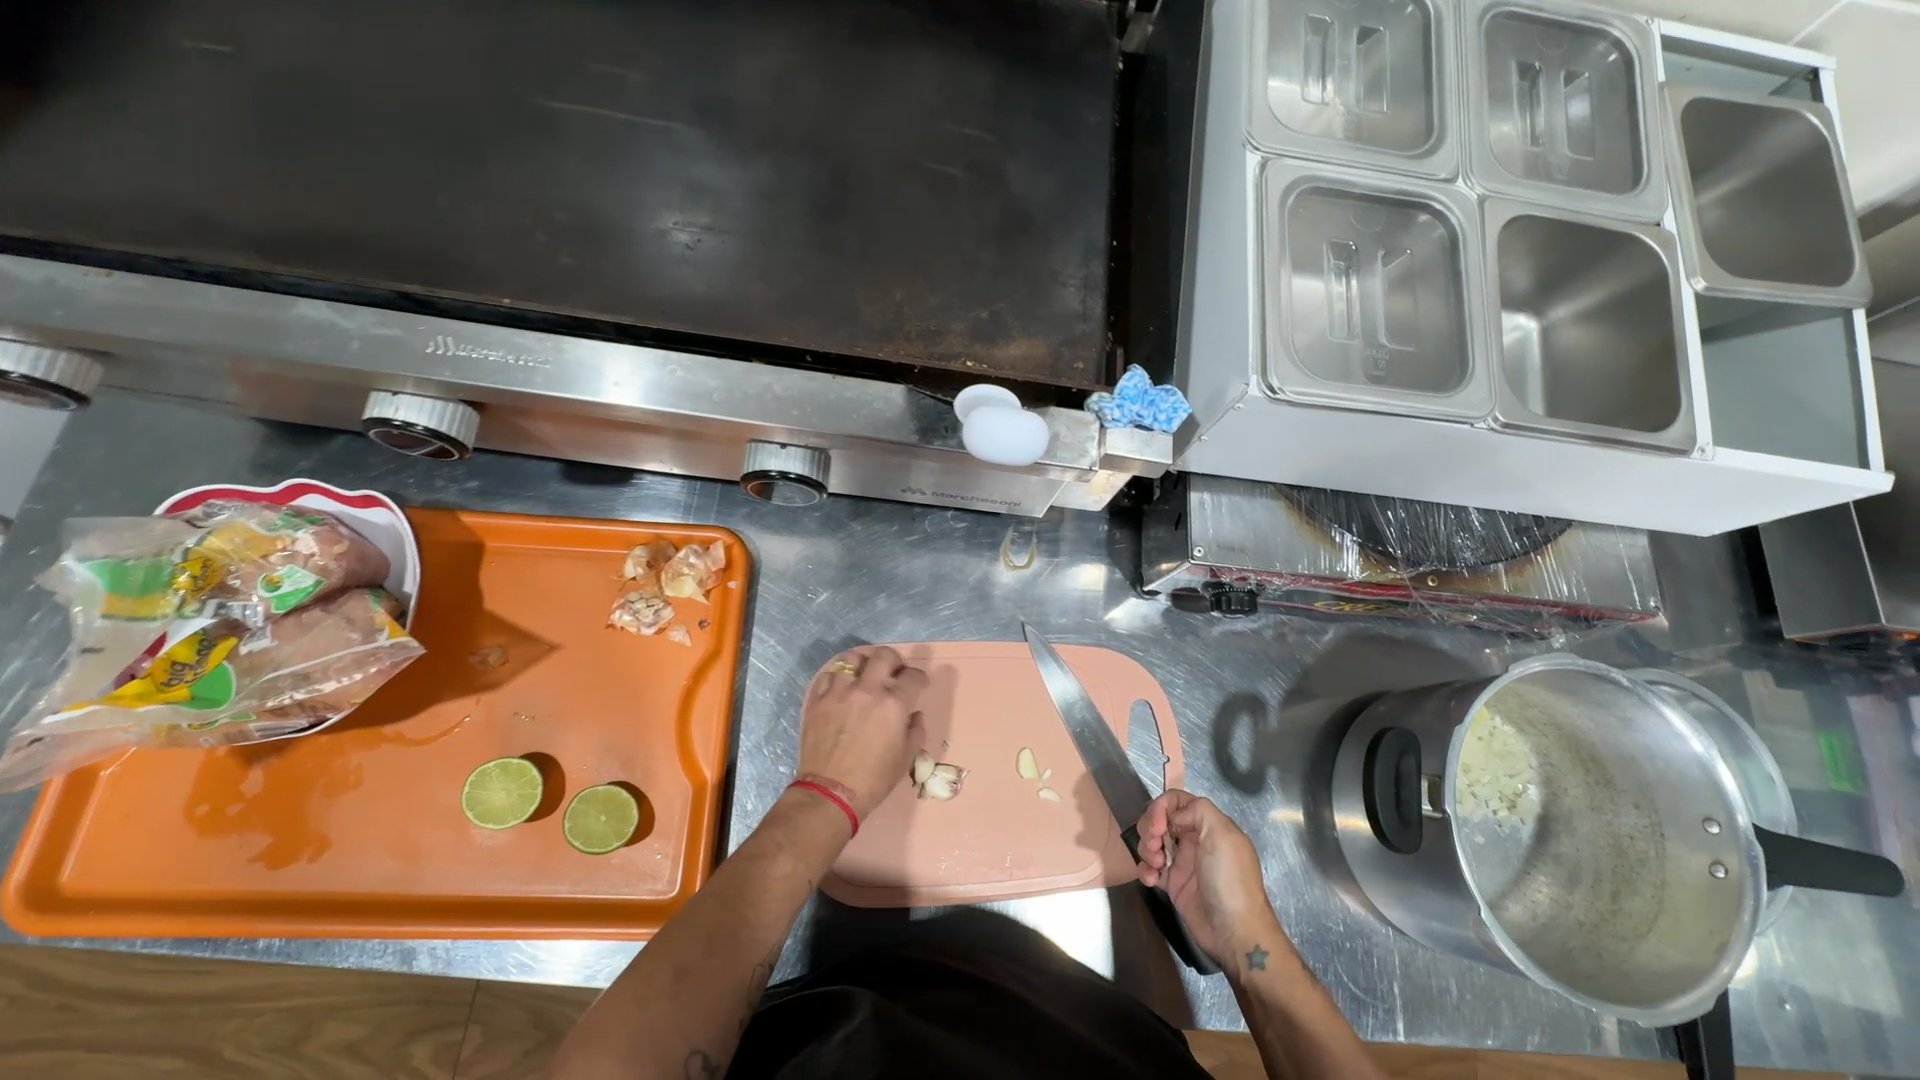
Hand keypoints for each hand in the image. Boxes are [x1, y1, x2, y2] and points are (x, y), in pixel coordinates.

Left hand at [797, 646, 928, 819]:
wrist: (831, 792)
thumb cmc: (873, 779)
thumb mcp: (906, 758)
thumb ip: (915, 731)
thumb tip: (914, 715)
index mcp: (894, 703)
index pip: (912, 676)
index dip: (919, 678)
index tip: (918, 684)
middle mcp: (867, 689)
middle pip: (884, 656)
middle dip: (894, 661)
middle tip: (894, 673)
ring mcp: (839, 692)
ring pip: (852, 659)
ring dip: (863, 664)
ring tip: (865, 675)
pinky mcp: (817, 700)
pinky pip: (828, 675)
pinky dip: (838, 677)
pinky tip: (841, 688)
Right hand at [1136, 790, 1284, 970]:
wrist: (1234, 931)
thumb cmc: (1230, 879)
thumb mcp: (1223, 835)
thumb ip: (1198, 810)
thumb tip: (1173, 817)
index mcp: (1208, 825)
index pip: (1178, 801)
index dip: (1161, 807)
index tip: (1158, 826)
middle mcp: (1194, 840)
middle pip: (1160, 820)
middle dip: (1150, 828)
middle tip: (1155, 845)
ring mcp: (1182, 863)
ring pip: (1152, 843)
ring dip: (1146, 850)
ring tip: (1156, 866)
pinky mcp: (1173, 885)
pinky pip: (1150, 869)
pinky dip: (1145, 871)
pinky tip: (1152, 880)